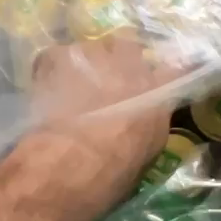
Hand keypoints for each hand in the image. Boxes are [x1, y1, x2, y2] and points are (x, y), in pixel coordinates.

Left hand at [0, 34, 176, 220]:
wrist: (71, 166)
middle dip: (116, 55)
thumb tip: (138, 125)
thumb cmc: (112, 177)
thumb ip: (146, 130)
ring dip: (81, 62)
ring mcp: (95, 58)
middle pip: (128, 43)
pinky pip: (56, 54)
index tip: (152, 79)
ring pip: (90, 46)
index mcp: (159, 96)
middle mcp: (132, 68)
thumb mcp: (144, 159)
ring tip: (67, 85)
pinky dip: (50, 68)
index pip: (175, 69)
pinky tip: (44, 88)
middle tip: (102, 78)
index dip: (161, 72)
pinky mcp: (60, 58)